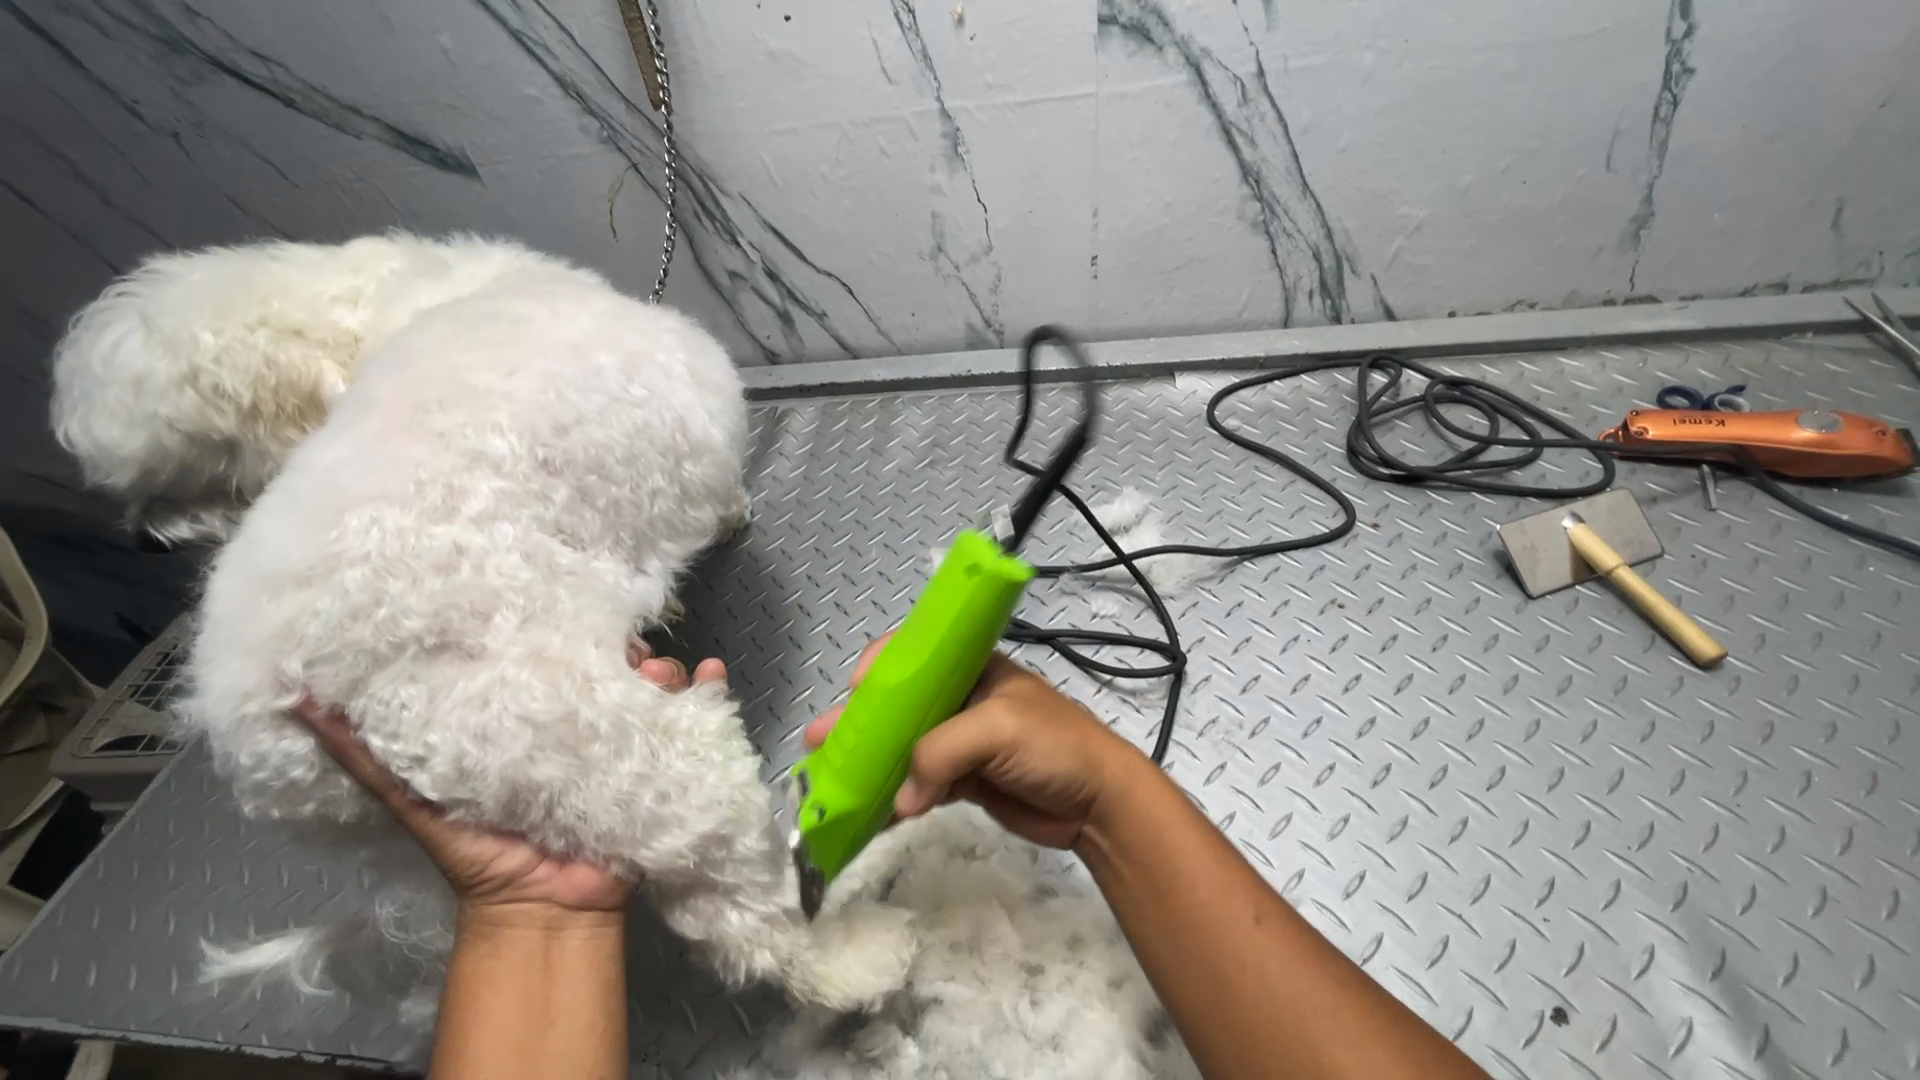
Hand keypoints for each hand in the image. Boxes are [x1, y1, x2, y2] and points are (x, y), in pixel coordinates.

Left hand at [294, 643, 727, 919]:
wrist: (544, 908)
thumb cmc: (480, 850)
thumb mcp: (415, 798)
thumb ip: (369, 756)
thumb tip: (298, 702)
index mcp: (537, 720)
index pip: (559, 662)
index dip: (568, 637)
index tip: (571, 622)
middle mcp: (589, 722)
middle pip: (618, 668)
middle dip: (629, 652)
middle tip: (627, 655)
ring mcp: (633, 743)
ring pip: (660, 687)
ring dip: (667, 671)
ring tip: (660, 676)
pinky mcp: (666, 765)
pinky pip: (698, 722)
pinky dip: (710, 694)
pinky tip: (712, 676)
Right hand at [804, 640, 1148, 850]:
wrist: (1098, 802)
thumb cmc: (1053, 746)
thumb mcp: (997, 729)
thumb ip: (940, 753)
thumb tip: (898, 798)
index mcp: (971, 668)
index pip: (916, 653)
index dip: (880, 667)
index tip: (854, 691)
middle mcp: (960, 698)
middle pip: (899, 703)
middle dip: (858, 720)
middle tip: (818, 740)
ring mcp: (960, 741)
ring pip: (902, 746)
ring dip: (867, 761)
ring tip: (826, 780)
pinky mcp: (963, 780)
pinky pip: (917, 783)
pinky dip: (892, 797)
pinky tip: (865, 813)